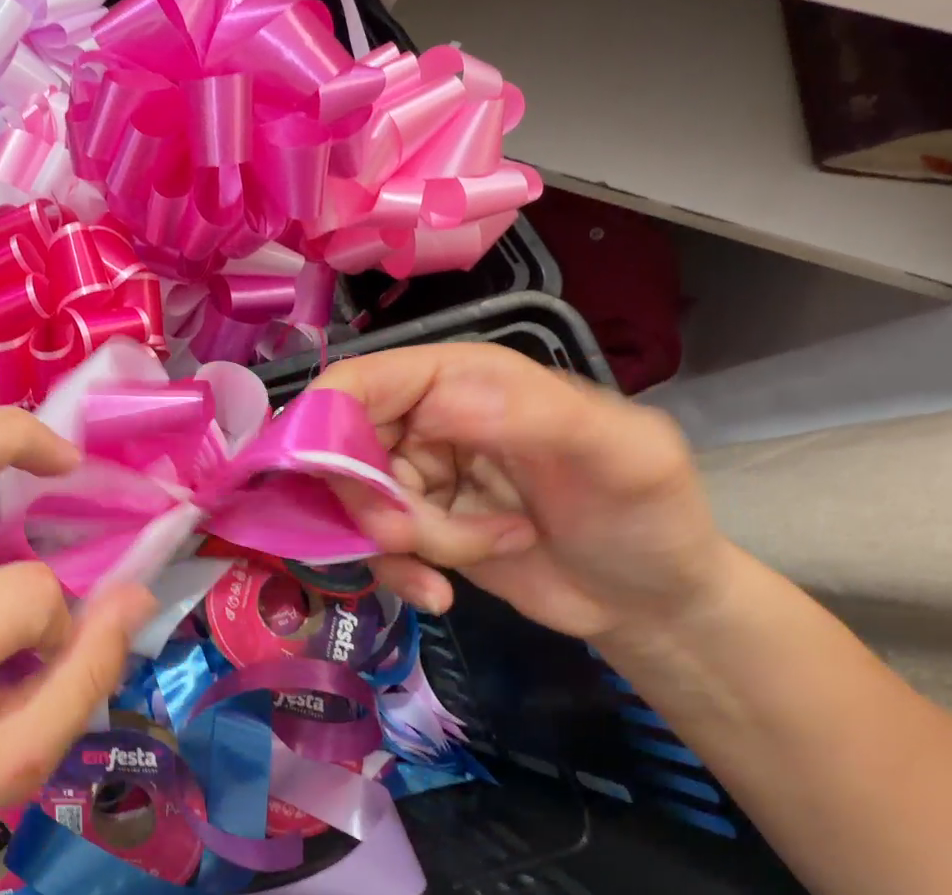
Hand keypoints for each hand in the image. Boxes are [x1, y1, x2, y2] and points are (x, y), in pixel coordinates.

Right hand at [312, 343, 736, 641]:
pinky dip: (397, 573)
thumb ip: (538, 416)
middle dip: (370, 501)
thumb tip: (437, 405)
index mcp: (460, 377)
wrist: (653, 604)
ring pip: (354, 504)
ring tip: (487, 550)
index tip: (343, 482)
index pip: (357, 381)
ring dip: (405, 542)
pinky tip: (441, 592)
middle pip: (338, 448)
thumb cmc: (649, 518)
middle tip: (416, 538)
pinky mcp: (412, 527)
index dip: (328, 424)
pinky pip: (367, 547)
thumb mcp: (624, 456)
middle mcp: (423, 419)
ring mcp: (414, 476)